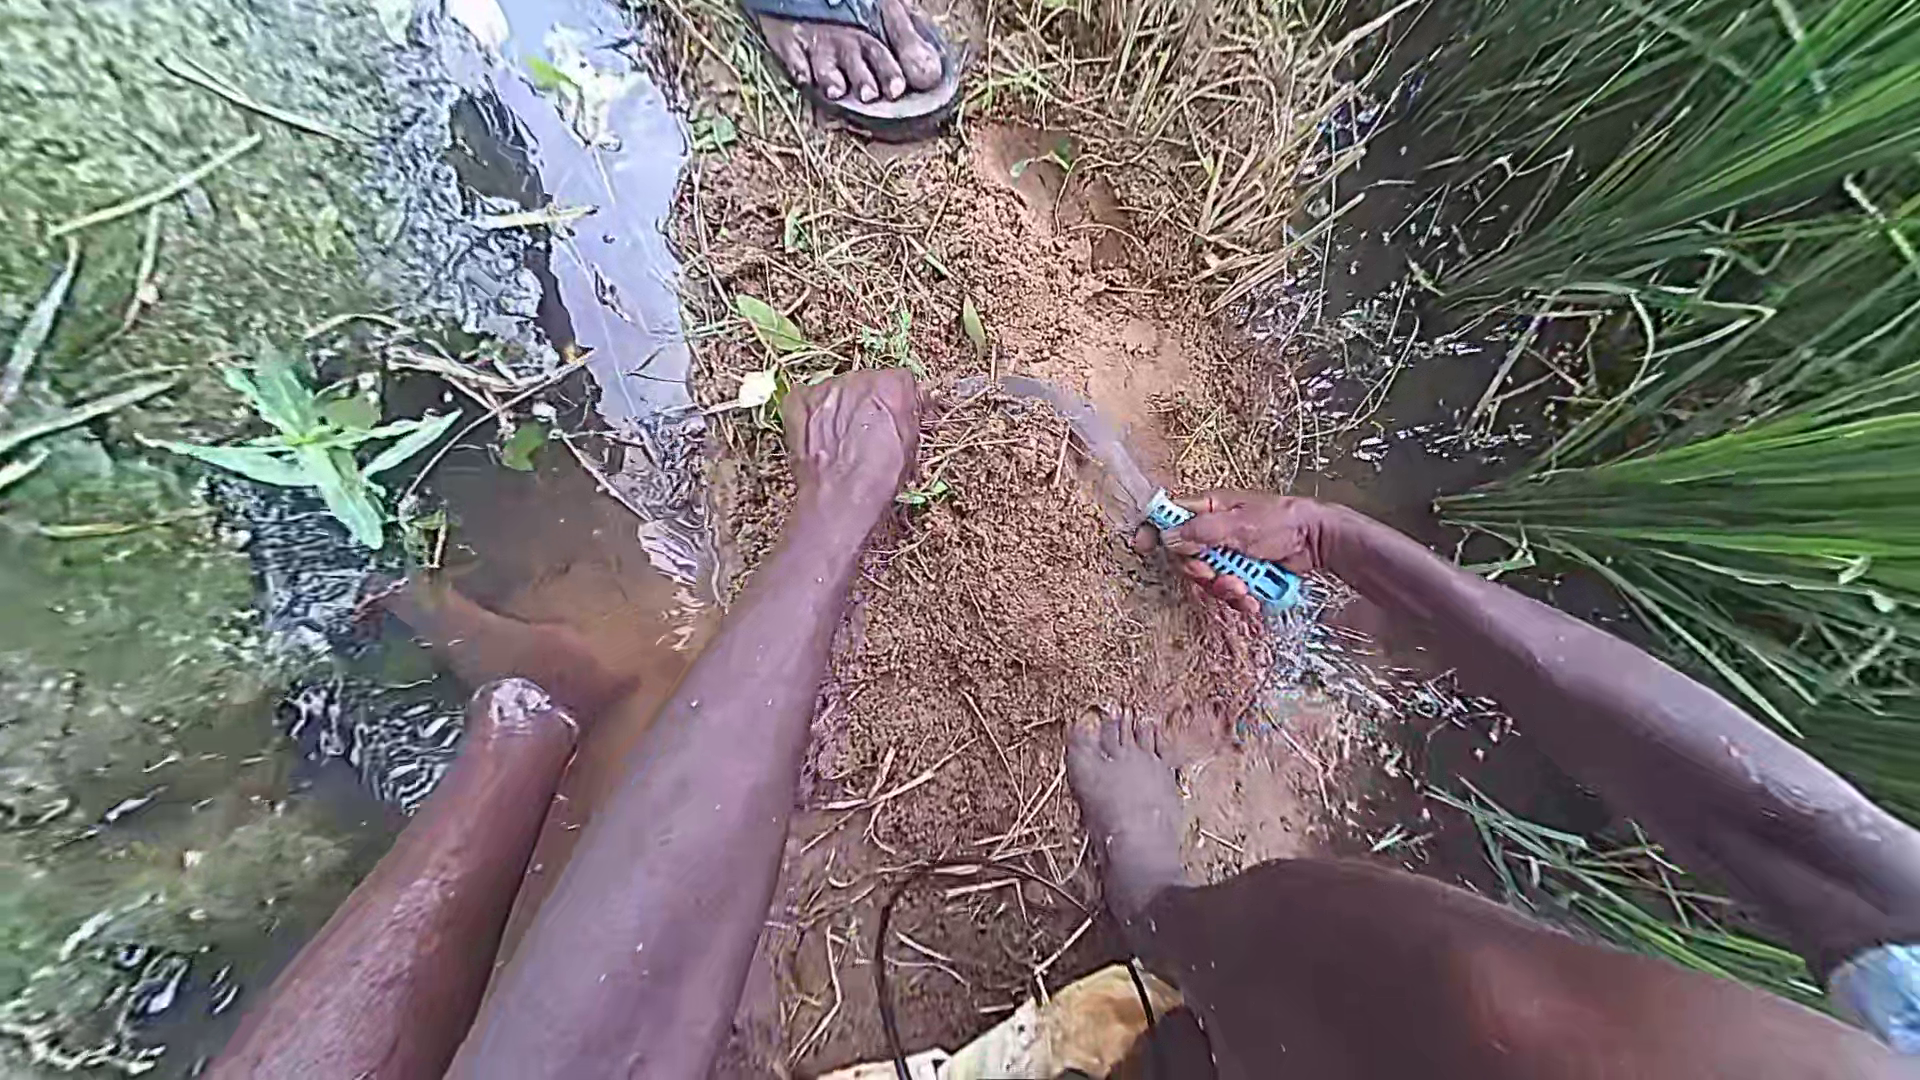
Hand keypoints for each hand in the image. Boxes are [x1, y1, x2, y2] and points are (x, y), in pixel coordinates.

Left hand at [782, 369, 921, 515]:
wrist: (839, 496)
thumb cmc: (881, 476)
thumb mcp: (910, 445)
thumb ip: (912, 414)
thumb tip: (917, 399)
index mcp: (890, 384)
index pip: (900, 381)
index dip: (898, 401)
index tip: (896, 418)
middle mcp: (858, 377)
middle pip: (866, 382)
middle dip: (868, 402)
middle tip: (867, 433)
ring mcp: (825, 386)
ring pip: (838, 390)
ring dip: (841, 408)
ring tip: (842, 440)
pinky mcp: (798, 399)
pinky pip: (809, 399)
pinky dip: (813, 413)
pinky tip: (819, 437)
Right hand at [1133, 491, 1344, 615]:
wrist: (1318, 542)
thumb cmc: (1282, 522)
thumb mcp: (1240, 524)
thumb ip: (1200, 532)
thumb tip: (1167, 537)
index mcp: (1207, 510)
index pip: (1168, 516)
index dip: (1152, 529)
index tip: (1141, 545)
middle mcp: (1211, 531)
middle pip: (1184, 556)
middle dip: (1199, 571)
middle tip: (1215, 574)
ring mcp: (1225, 553)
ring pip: (1205, 577)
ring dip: (1222, 588)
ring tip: (1244, 589)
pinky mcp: (1239, 572)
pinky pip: (1225, 590)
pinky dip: (1238, 598)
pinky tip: (1252, 598)